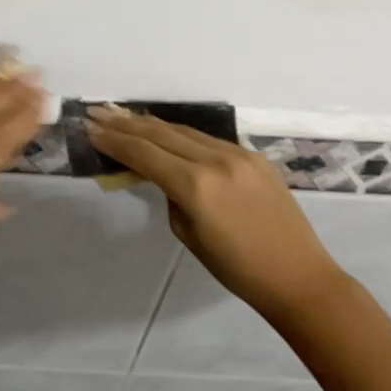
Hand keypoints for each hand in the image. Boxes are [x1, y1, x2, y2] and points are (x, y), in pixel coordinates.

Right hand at [86, 106, 349, 318]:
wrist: (299, 277)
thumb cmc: (238, 269)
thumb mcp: (188, 234)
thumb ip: (169, 196)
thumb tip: (160, 173)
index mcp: (195, 186)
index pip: (143, 153)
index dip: (113, 141)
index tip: (90, 129)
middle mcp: (215, 160)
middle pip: (159, 133)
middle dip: (125, 123)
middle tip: (97, 112)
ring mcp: (237, 154)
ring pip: (183, 130)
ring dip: (150, 123)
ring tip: (122, 115)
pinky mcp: (252, 155)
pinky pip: (207, 139)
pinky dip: (180, 134)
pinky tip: (164, 131)